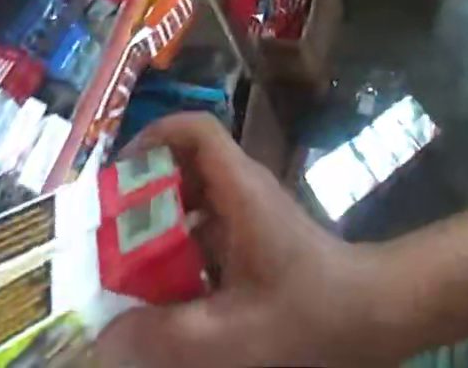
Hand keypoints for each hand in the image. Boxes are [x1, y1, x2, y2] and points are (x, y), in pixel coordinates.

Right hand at [91, 114, 377, 367]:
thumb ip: (160, 337)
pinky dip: (179, 257)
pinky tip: (158, 303)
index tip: (113, 177)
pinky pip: (207, 234)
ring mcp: (250, 215)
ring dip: (157, 233)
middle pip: (186, 167)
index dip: (153, 136)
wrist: (368, 314)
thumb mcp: (227, 336)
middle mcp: (243, 190)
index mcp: (239, 189)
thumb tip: (101, 338)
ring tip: (117, 275)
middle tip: (99, 239)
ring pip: (194, 204)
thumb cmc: (304, 314)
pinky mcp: (255, 240)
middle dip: (141, 196)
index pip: (196, 130)